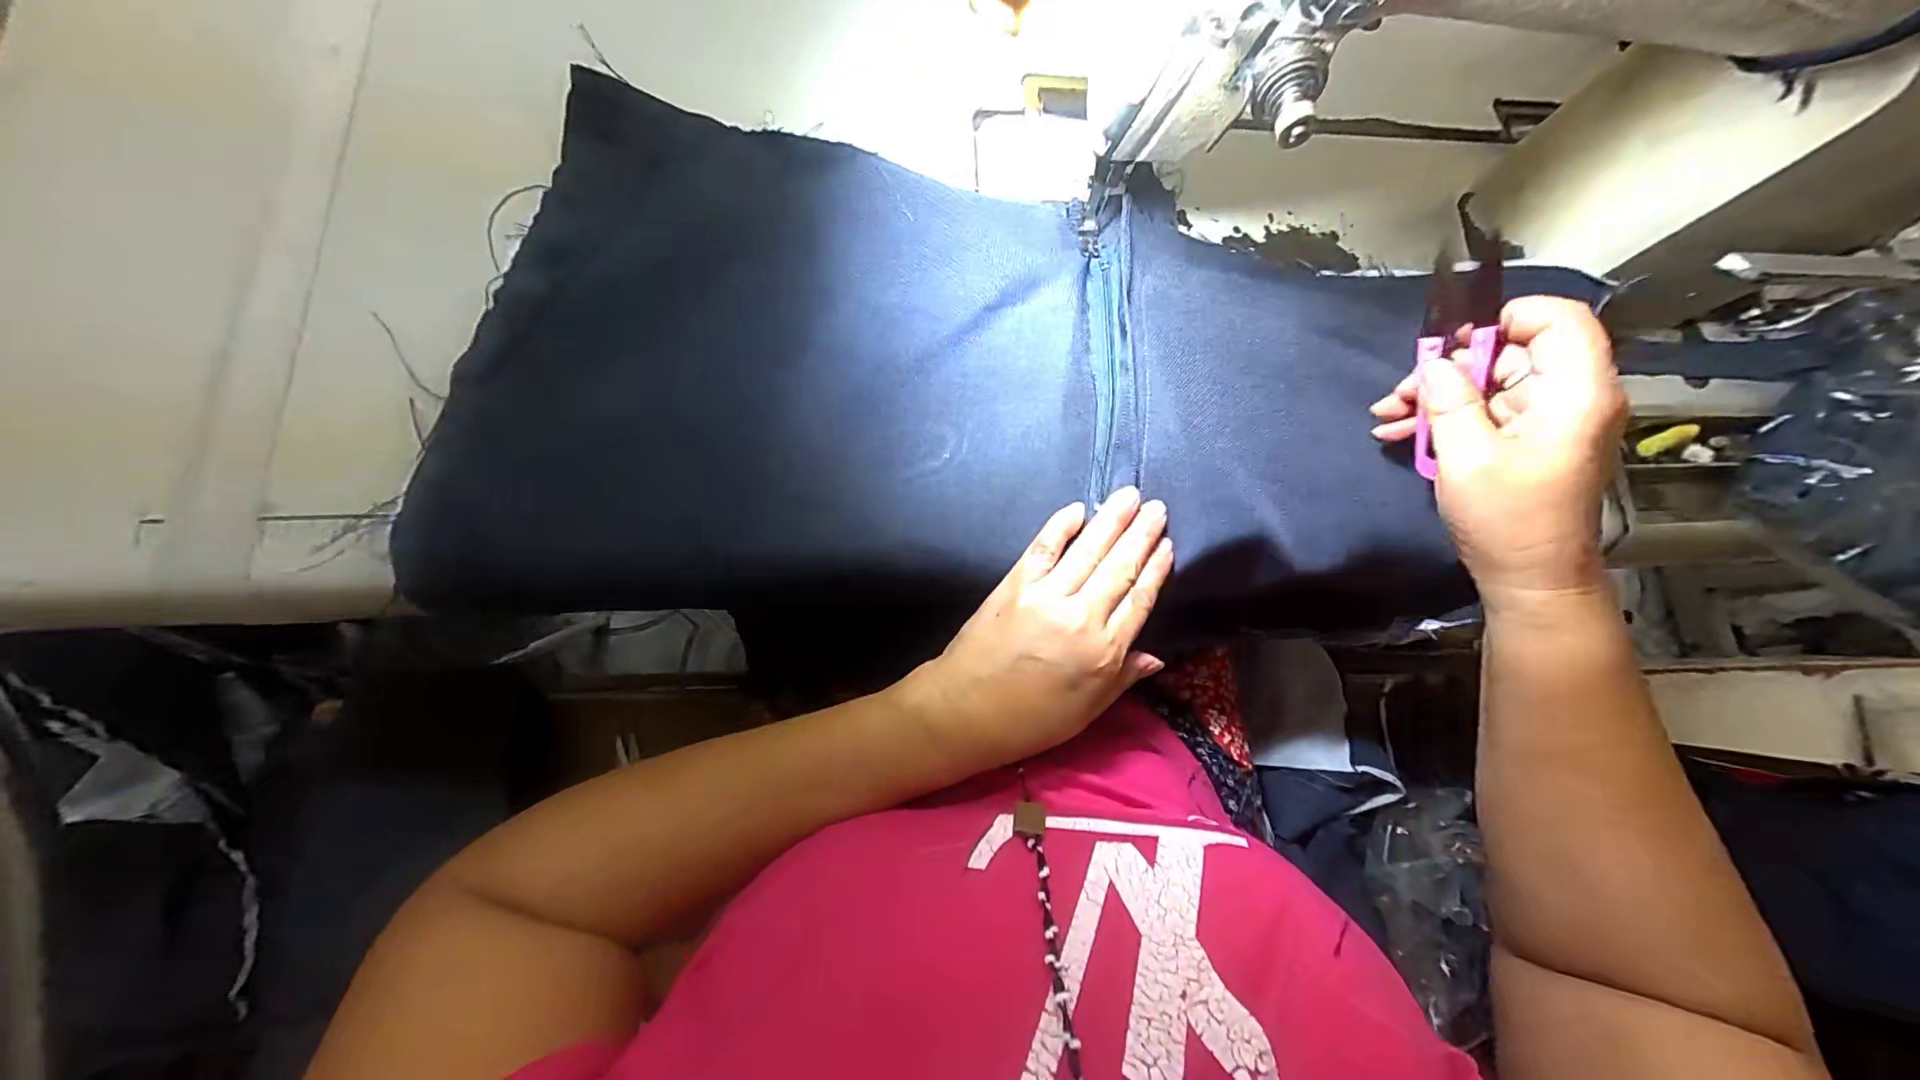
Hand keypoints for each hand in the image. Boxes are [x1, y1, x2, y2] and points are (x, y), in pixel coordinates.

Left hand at [898, 487, 1173, 771]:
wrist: (966, 710)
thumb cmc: (1031, 719)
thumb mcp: (1087, 710)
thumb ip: (1122, 678)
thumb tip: (1156, 657)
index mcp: (1104, 651)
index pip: (1139, 599)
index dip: (1156, 569)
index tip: (1168, 545)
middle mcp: (1081, 616)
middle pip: (1119, 567)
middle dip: (1141, 535)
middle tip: (1157, 508)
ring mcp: (1046, 596)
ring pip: (1087, 551)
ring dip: (1111, 520)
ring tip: (1129, 496)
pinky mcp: (1015, 585)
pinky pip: (1042, 548)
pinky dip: (1060, 526)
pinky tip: (1076, 510)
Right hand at [1369, 296, 1625, 604]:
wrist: (1529, 576)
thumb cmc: (1507, 520)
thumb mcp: (1467, 458)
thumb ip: (1451, 403)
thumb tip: (1436, 364)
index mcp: (1574, 394)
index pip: (1558, 320)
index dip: (1506, 318)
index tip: (1452, 343)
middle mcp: (1569, 397)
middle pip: (1511, 352)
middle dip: (1450, 368)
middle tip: (1401, 395)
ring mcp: (1546, 419)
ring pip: (1489, 382)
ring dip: (1437, 396)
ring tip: (1390, 417)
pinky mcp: (1526, 439)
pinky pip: (1485, 410)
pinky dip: (1445, 417)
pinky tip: (1402, 431)